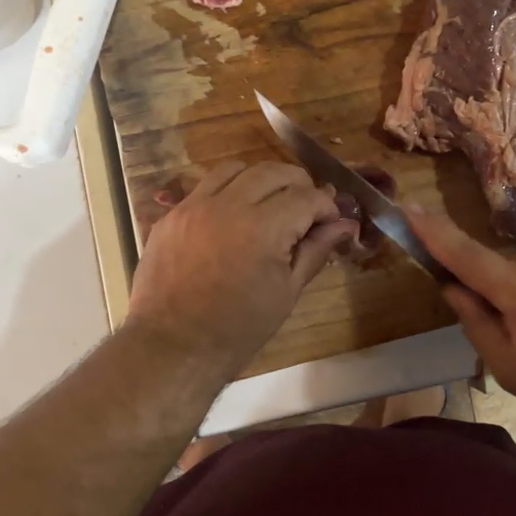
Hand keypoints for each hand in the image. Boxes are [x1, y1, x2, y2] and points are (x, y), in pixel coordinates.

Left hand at [128, 162, 358, 370]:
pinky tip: (233, 217)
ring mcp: (194, 206)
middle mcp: (228, 205)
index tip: (330, 222)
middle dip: (298, 185)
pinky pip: (204, 186)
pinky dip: (227, 191)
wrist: (173, 346)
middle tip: (306, 210)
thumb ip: (315, 250)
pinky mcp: (171, 215)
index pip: (306, 197)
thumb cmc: (238, 329)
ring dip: (260, 180)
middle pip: (273, 172)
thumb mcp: (286, 292)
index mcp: (263, 227)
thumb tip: (344, 225)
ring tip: (269, 204)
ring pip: (236, 169)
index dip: (326, 206)